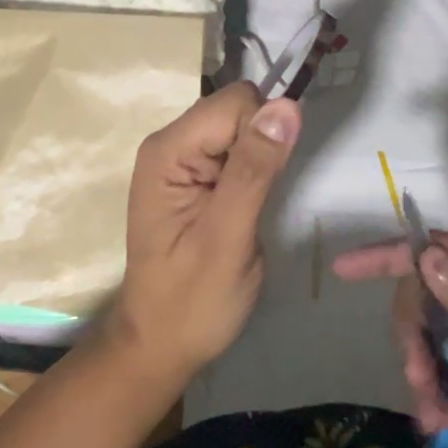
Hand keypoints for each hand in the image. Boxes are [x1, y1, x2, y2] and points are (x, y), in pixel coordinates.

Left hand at [106, 82, 300, 376]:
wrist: (161, 345)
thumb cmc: (191, 300)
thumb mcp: (227, 239)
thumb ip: (255, 170)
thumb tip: (286, 105)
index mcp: (168, 151)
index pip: (235, 103)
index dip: (264, 132)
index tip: (268, 182)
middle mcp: (170, 143)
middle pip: (237, 109)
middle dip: (262, 144)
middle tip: (258, 201)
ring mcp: (181, 159)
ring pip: (241, 127)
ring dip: (259, 159)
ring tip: (253, 207)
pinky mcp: (195, 175)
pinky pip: (236, 149)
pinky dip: (253, 170)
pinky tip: (248, 205)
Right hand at [332, 234, 447, 447]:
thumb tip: (427, 253)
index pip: (440, 248)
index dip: (389, 255)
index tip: (344, 270)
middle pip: (431, 293)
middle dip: (416, 337)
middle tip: (418, 383)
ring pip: (437, 330)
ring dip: (426, 370)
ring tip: (434, 413)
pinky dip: (441, 386)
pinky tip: (441, 417)